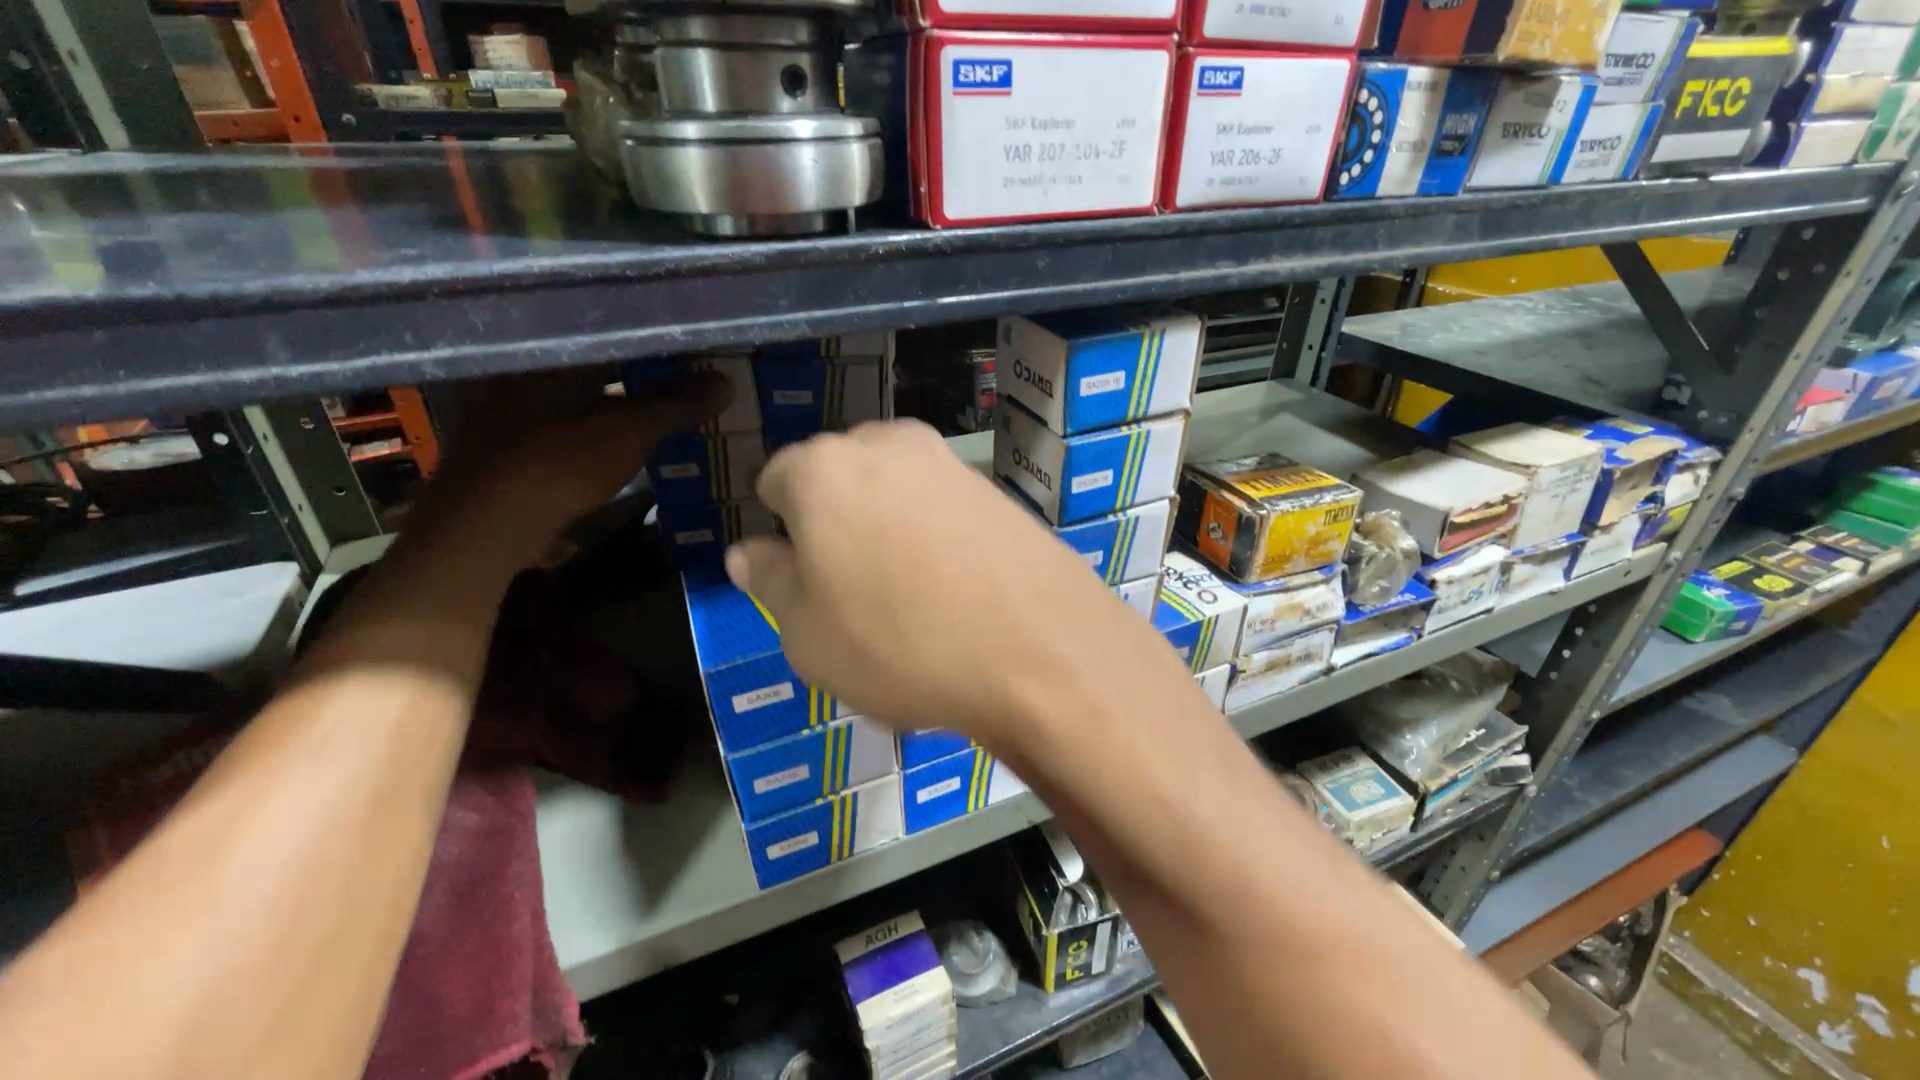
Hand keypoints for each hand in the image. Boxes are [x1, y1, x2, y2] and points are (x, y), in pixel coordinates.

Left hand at [408, 368, 730, 571]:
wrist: (483, 528)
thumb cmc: (557, 467)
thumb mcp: (628, 434)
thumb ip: (675, 405)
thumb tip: (726, 382)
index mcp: (551, 353)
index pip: (612, 328)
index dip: (653, 337)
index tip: (691, 344)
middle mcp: (524, 367)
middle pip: (592, 358)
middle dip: (635, 366)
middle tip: (682, 372)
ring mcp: (507, 404)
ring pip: (575, 388)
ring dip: (613, 395)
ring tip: (658, 402)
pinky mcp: (505, 439)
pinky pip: (561, 415)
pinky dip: (593, 420)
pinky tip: (617, 434)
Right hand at [725, 421, 1177, 748]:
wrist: (1041, 651)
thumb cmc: (901, 645)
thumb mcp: (808, 635)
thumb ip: (771, 582)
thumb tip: (749, 551)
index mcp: (821, 468)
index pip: (774, 482)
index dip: (783, 536)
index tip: (806, 584)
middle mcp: (883, 444)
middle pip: (836, 479)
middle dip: (834, 524)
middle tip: (855, 595)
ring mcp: (947, 460)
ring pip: (890, 491)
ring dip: (885, 530)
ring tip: (910, 599)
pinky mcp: (995, 487)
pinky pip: (939, 507)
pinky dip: (933, 537)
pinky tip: (955, 590)